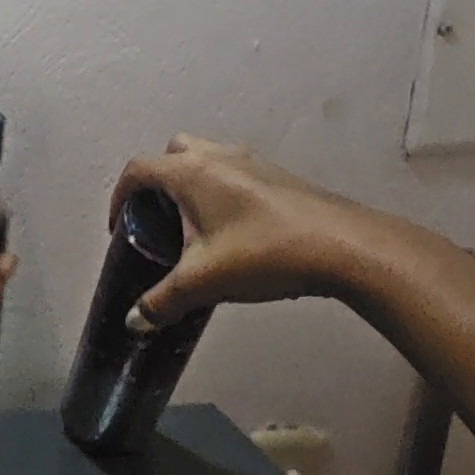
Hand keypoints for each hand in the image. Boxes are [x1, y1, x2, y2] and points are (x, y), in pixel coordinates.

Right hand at [109, 135, 374, 329]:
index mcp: (192, 173)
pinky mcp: (283, 178)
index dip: (120, 198)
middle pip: (173, 151)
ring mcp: (256, 163)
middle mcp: (220, 157)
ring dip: (191, 182)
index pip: (137, 170)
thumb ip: (161, 302)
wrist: (354, 251)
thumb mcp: (202, 282)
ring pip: (208, 157)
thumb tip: (134, 323)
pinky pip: (236, 172)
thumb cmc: (267, 254)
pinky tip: (232, 231)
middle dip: (157, 180)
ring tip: (192, 224)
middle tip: (157, 216)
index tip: (120, 228)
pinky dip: (221, 191)